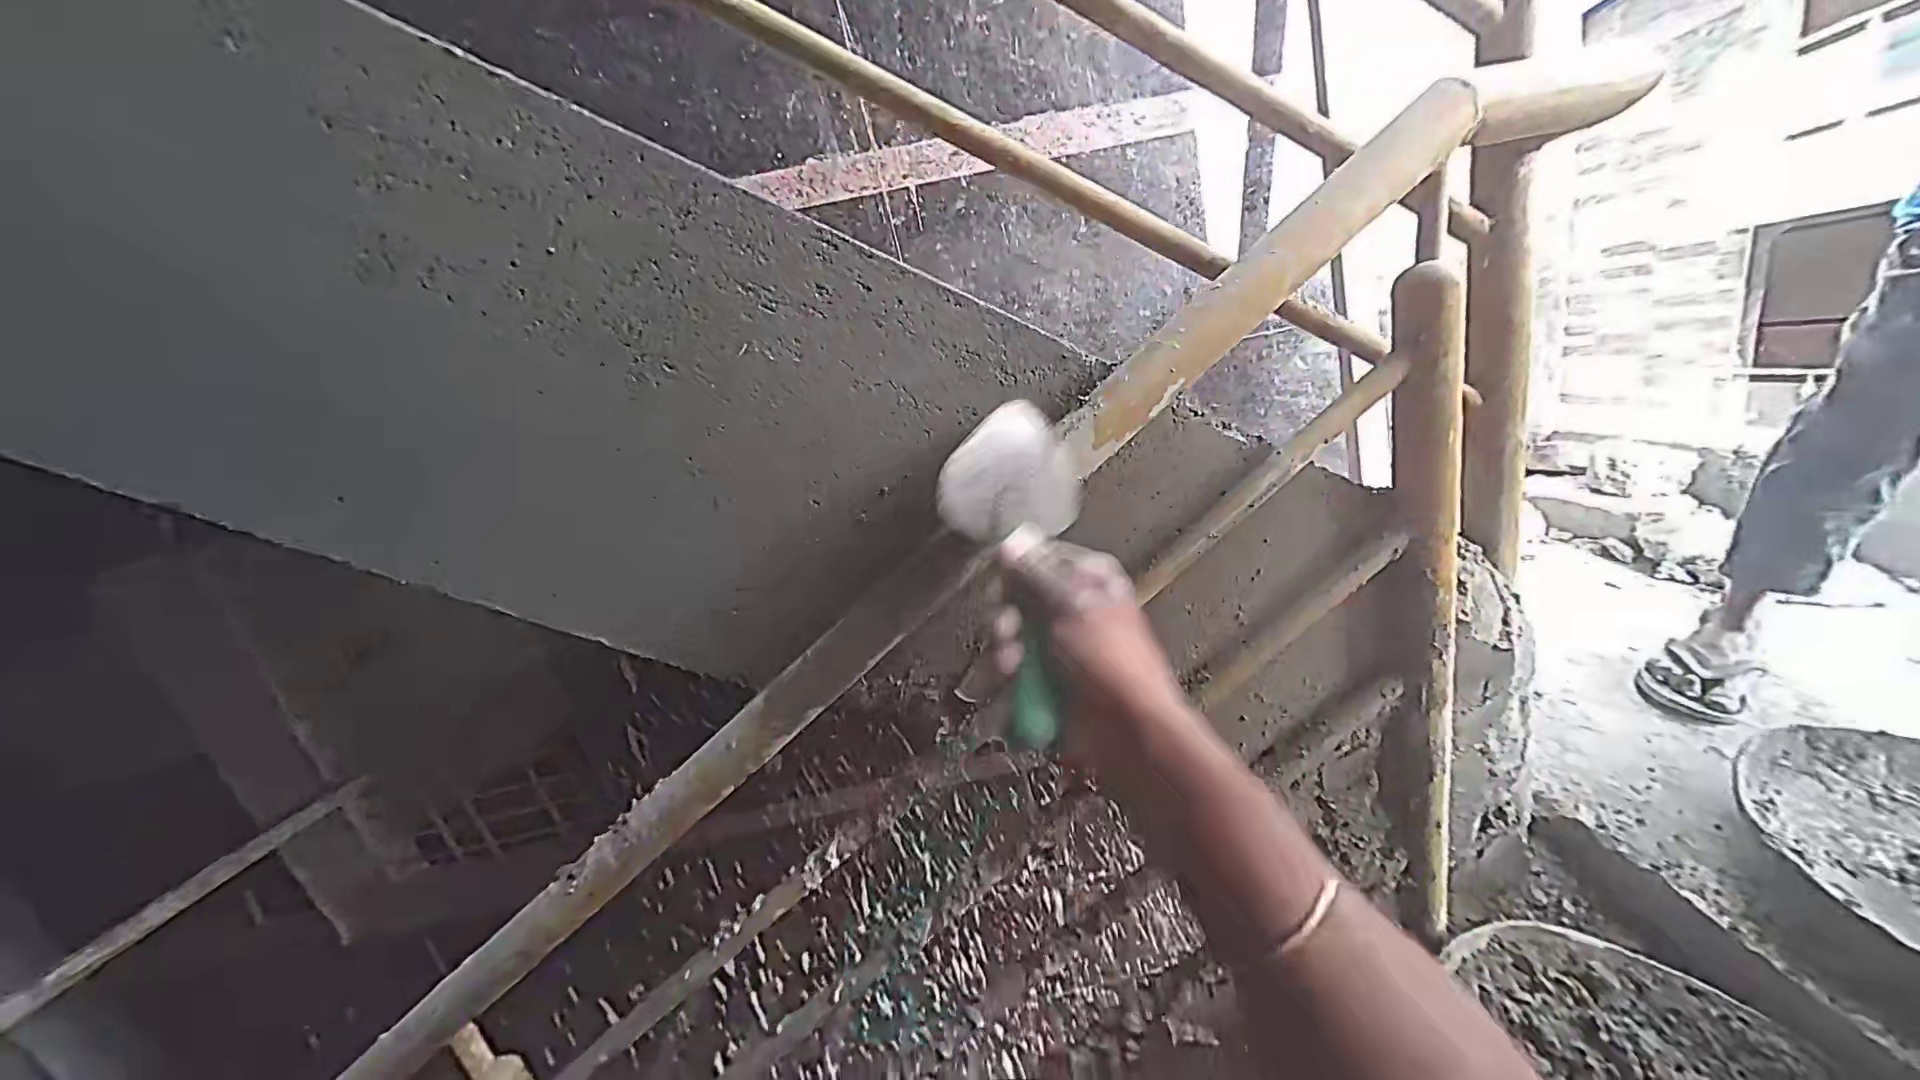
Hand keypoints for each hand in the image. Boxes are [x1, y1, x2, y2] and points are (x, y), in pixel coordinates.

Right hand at [989, 536, 1189, 751]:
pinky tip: (1014, 690)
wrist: (1128, 731)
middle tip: (1007, 632)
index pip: (1039, 561)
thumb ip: (1033, 574)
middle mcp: (1071, 612)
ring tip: (1011, 668)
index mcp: (1089, 582)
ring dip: (1002, 656)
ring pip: (1008, 642)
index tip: (1002, 584)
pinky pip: (1011, 677)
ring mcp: (1057, 652)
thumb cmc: (1110, 660)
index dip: (1016, 572)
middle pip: (1016, 603)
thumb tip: (1009, 545)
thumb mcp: (1071, 605)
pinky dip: (1007, 685)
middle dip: (1005, 621)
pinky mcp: (1044, 686)